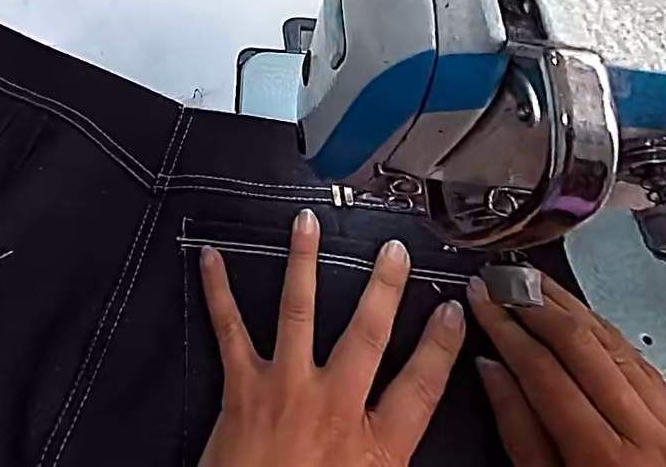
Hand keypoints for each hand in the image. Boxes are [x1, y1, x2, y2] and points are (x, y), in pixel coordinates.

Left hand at [197, 208, 467, 466]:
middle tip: (394, 251)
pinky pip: (229, 330)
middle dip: (384, 289)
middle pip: (367, 335)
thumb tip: (420, 438)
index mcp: (371, 448)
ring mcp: (286, 390)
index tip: (453, 311)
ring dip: (304, 260)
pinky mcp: (243, 389)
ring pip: (299, 310)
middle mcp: (332, 407)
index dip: (440, 348)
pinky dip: (218, 291)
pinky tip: (212, 258)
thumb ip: (394, 463)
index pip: (420, 388)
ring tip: (308, 221)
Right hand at [468, 272, 665, 466]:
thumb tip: (492, 372)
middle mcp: (646, 435)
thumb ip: (522, 437)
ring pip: (611, 340)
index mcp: (606, 462)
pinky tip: (582, 316)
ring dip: (566, 303)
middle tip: (500, 279)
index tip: (482, 300)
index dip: (505, 326)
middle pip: (579, 342)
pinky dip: (602, 329)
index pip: (543, 369)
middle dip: (532, 302)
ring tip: (533, 281)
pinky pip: (638, 359)